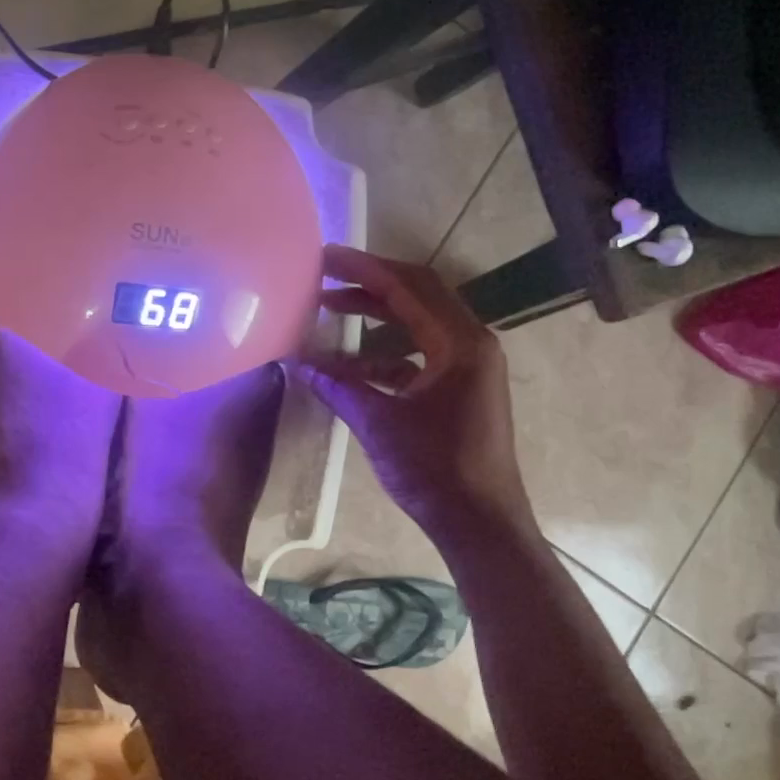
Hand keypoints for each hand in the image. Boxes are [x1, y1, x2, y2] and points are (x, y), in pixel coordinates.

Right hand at [295, 246, 534, 538]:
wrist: (479, 521)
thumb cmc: (435, 470)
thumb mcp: (379, 424)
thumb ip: (339, 387)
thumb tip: (299, 363)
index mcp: (460, 343)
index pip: (409, 287)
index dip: (364, 268)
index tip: (324, 257)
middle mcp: (470, 343)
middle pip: (417, 295)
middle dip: (369, 283)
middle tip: (323, 275)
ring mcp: (468, 367)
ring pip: (417, 324)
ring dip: (375, 317)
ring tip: (328, 312)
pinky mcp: (459, 389)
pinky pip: (418, 355)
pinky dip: (383, 354)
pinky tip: (347, 366)